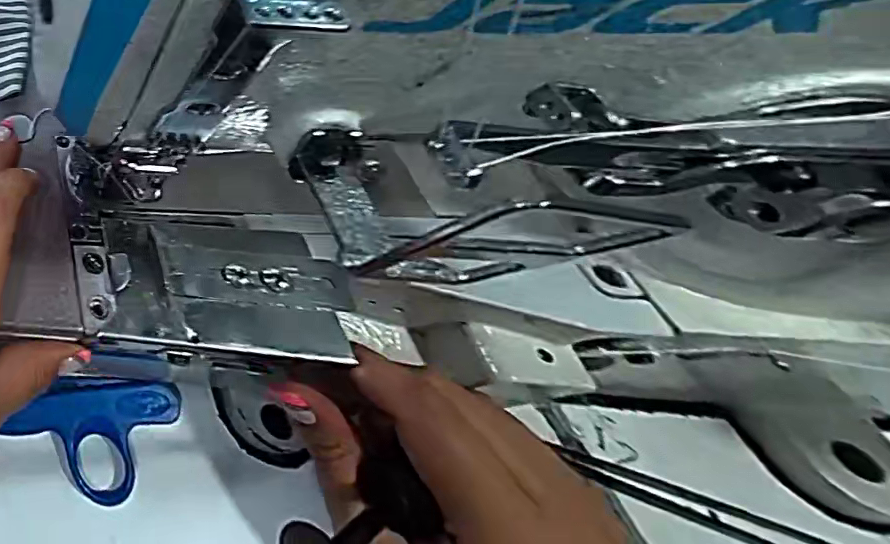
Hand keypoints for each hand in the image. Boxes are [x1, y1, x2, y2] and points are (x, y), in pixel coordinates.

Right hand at [279, 349, 626, 543]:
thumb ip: (341, 468)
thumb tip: (301, 396)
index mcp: (516, 528)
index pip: (427, 407)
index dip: (364, 372)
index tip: (318, 363)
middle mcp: (569, 510)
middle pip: (451, 397)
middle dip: (385, 388)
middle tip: (334, 402)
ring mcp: (587, 506)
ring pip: (479, 408)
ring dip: (419, 407)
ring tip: (381, 439)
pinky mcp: (588, 506)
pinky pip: (511, 434)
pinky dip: (460, 429)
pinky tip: (429, 457)